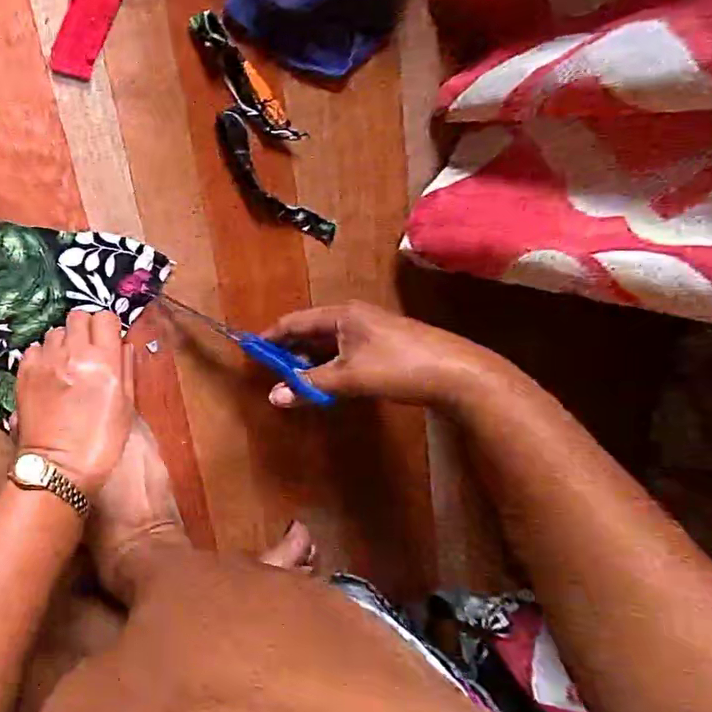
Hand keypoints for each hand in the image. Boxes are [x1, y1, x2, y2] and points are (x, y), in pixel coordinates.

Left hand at [14, 309, 135, 493]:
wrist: (58, 468)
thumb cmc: (101, 443)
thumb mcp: (126, 407)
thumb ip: (126, 369)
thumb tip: (123, 345)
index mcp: (104, 360)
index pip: (105, 317)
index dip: (107, 328)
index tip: (107, 341)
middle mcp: (74, 352)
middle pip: (78, 316)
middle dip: (85, 329)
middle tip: (87, 350)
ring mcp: (46, 360)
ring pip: (55, 331)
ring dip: (63, 342)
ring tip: (66, 365)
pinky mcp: (25, 371)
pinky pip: (35, 349)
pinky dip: (43, 356)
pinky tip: (48, 375)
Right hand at [261, 301, 508, 409]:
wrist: (460, 373)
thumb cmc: (398, 367)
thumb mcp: (349, 378)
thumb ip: (310, 385)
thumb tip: (274, 396)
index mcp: (341, 315)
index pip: (294, 321)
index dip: (271, 336)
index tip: (251, 350)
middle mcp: (354, 315)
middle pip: (311, 330)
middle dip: (290, 349)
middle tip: (272, 370)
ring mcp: (372, 328)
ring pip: (329, 341)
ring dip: (311, 358)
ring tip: (296, 378)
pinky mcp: (386, 343)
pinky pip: (345, 349)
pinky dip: (330, 362)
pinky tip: (329, 380)